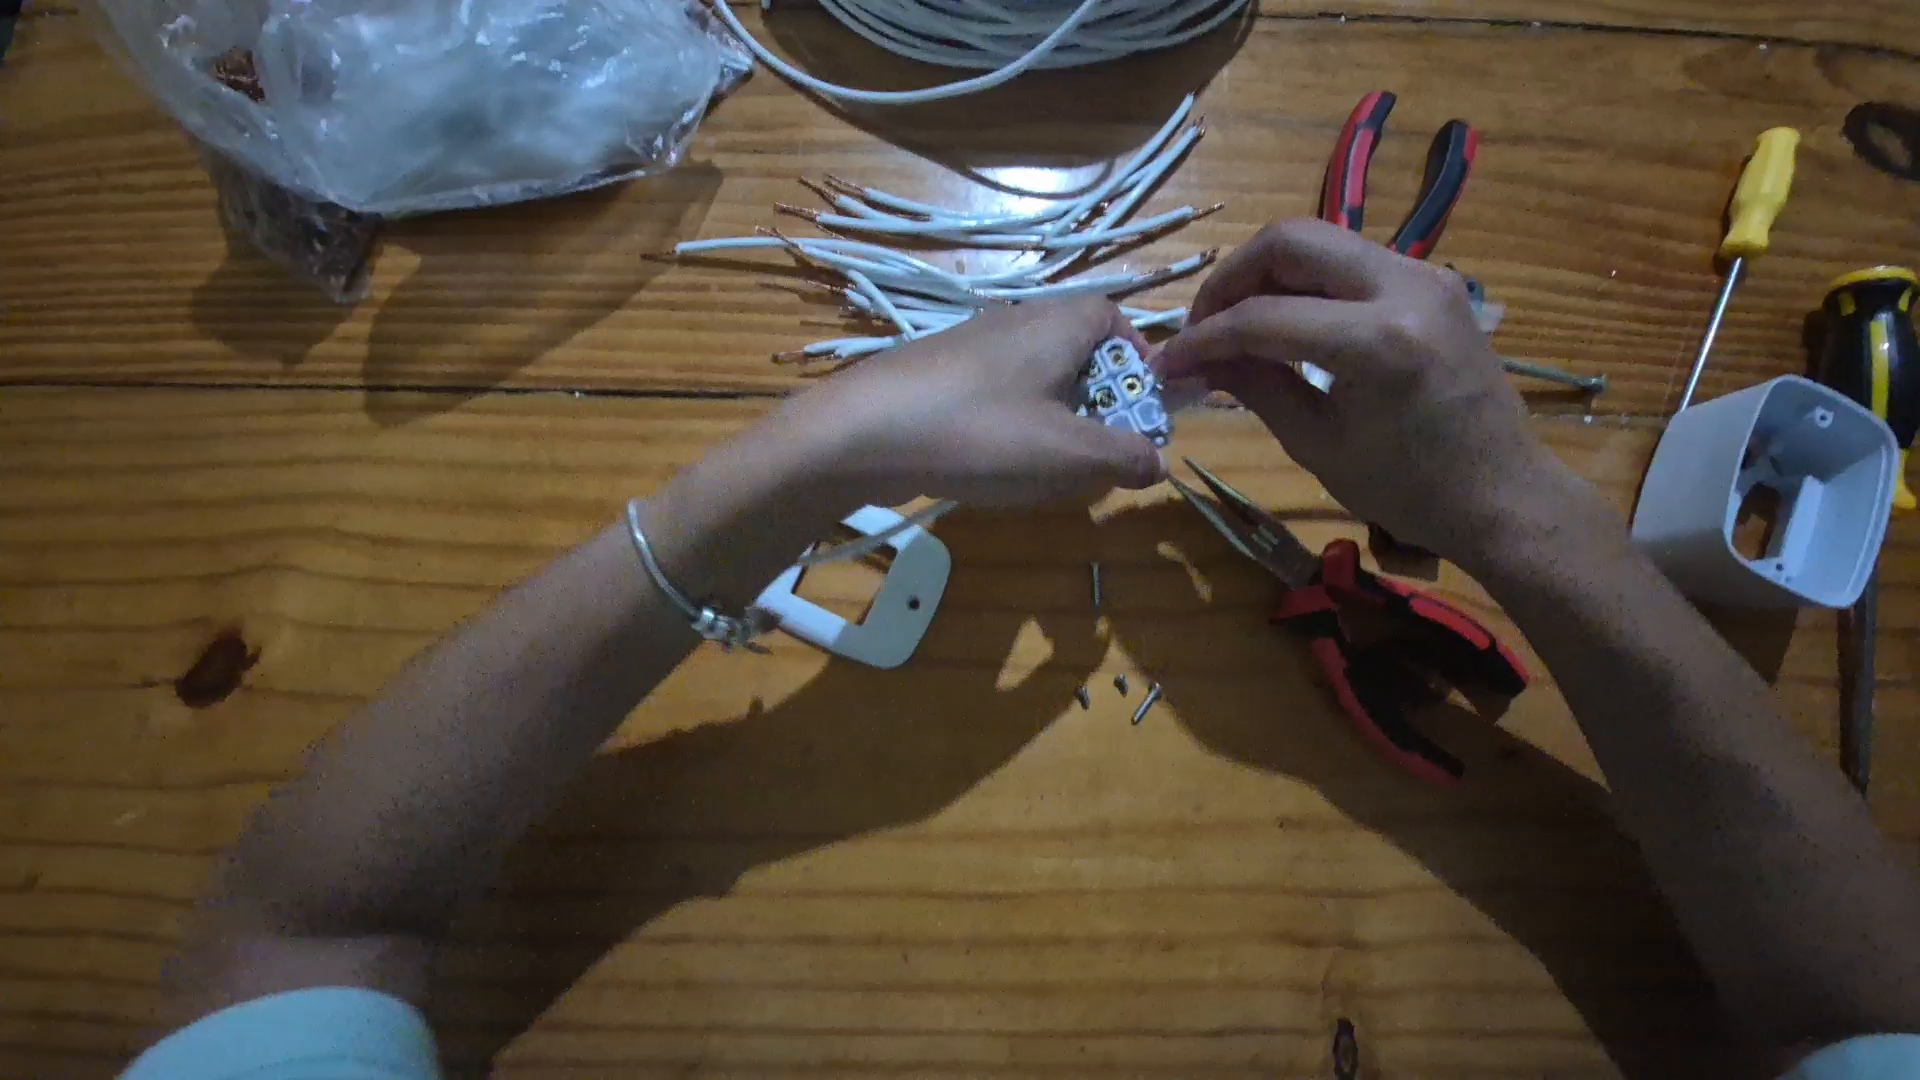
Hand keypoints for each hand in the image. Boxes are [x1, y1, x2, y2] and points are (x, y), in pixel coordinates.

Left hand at [769, 297, 1168, 506]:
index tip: (1139, 408)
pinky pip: (992, 392)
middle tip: (1094, 448)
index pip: (1114, 318)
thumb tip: (1160, 463)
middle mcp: (1014, 320)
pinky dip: (1008, 423)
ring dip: (1051, 417)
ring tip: (1045, 466)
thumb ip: (1122, 456)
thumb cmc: (979, 432)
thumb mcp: (1066, 453)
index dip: (1137, 360)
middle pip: (1075, 350)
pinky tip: (990, 462)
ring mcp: (968, 344)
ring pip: (1032, 375)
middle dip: (1095, 400)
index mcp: (1056, 324)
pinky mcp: (935, 373)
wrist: (861, 433)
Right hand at [1154, 219, 1591, 564]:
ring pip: (1318, 242)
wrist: (1499, 492)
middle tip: (1201, 328)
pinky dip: (1299, 284)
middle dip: (1229, 280)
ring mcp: (1423, 275)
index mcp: (1377, 341)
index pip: (1262, 317)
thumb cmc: (1404, 488)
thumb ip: (1253, 385)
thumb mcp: (1315, 442)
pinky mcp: (1428, 282)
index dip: (1202, 338)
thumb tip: (1192, 362)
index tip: (1168, 362)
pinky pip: (1345, 263)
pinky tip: (1279, 324)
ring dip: (1263, 277)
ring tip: (1231, 327)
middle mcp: (1405, 286)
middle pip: (1290, 241)